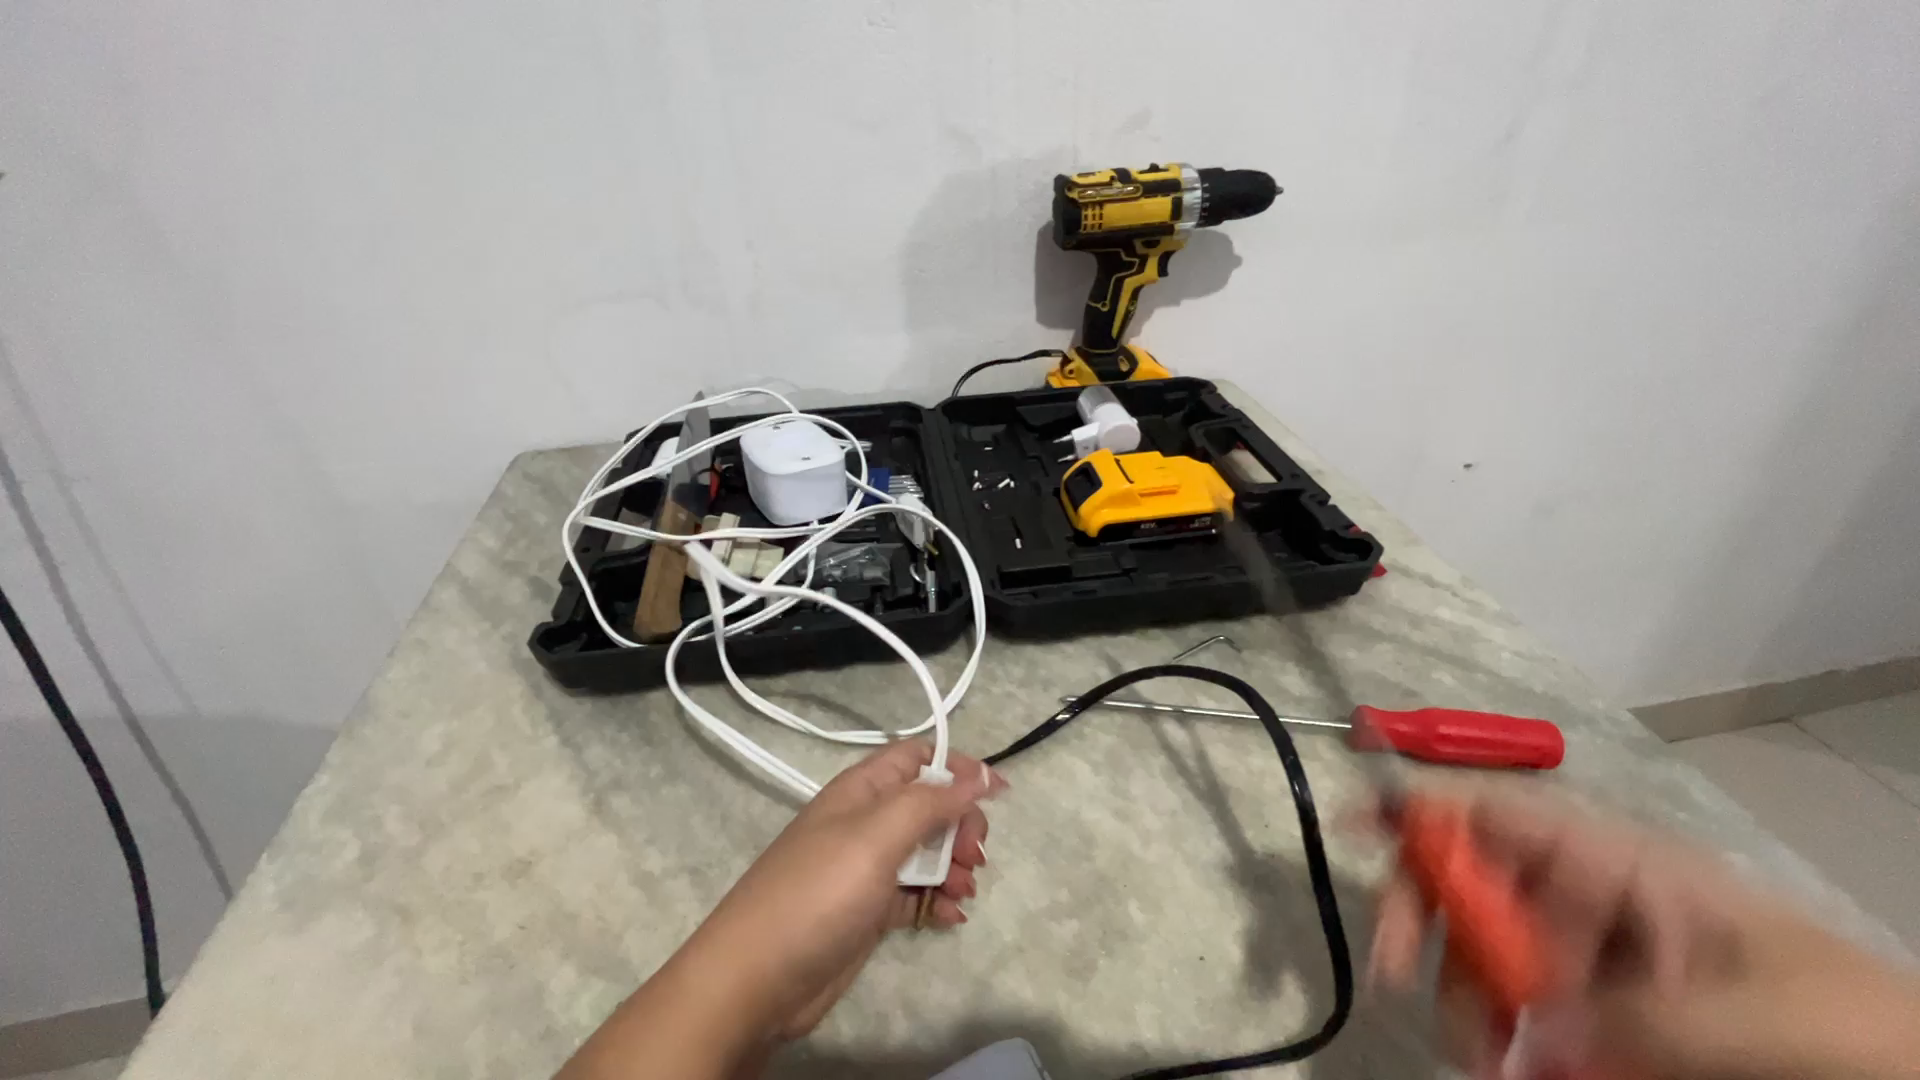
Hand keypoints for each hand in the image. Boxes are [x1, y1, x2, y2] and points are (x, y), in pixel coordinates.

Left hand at [694, 739, 1001, 1040]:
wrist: (757, 978)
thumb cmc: (819, 892)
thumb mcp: (877, 836)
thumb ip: (930, 801)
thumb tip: (980, 773)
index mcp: (863, 790)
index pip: (918, 758)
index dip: (958, 767)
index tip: (996, 793)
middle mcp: (866, 822)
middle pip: (929, 805)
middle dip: (960, 825)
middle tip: (973, 854)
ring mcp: (866, 868)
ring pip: (925, 852)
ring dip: (953, 866)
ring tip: (965, 890)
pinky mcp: (868, 910)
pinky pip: (915, 894)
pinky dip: (937, 901)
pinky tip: (952, 917)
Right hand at [1367, 788, 1919, 1079]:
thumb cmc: (1858, 1032)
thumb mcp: (1765, 1021)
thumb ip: (1642, 1021)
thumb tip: (1533, 1033)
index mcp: (1620, 864)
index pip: (1499, 814)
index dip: (1422, 807)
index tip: (1353, 824)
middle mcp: (1587, 898)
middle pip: (1470, 879)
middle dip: (1422, 917)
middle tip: (1395, 973)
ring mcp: (1588, 958)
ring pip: (1484, 951)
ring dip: (1462, 996)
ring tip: (1476, 1058)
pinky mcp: (1593, 1015)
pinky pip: (1521, 1011)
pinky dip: (1499, 1038)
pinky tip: (1506, 1068)